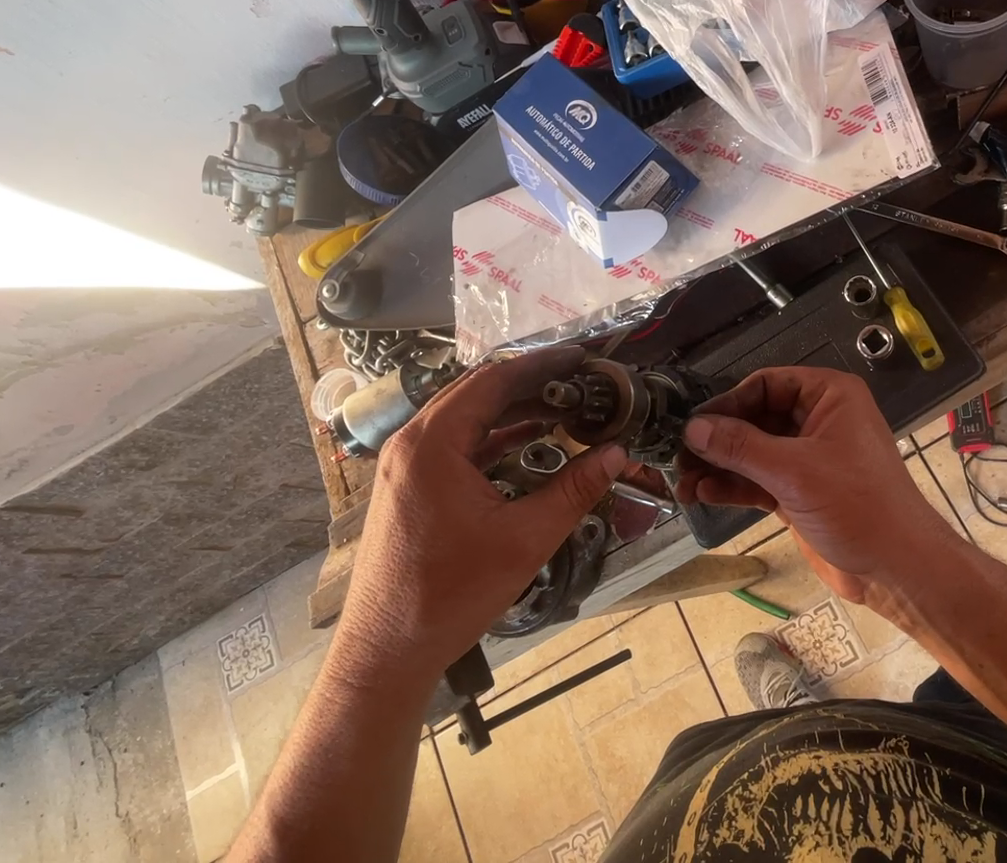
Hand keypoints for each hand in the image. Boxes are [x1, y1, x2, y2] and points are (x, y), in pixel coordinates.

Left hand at [330, 347, 625, 687]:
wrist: (387, 650)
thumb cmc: (453, 592)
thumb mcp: (526, 538)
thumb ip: (575, 489)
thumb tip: (618, 452)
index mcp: (433, 443)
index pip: (493, 381)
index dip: (542, 364)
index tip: (583, 357)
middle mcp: (412, 443)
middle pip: (478, 392)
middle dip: (532, 382)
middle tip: (582, 380)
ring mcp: (407, 466)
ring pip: (468, 418)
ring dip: (515, 409)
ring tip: (567, 405)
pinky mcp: (411, 487)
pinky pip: (459, 444)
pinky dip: (497, 436)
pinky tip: (533, 440)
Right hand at [678, 367, 963, 603]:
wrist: (897, 567)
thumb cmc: (856, 504)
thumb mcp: (794, 470)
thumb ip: (740, 446)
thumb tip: (692, 427)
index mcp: (829, 397)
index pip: (767, 384)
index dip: (729, 403)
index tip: (692, 424)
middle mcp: (819, 420)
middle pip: (756, 418)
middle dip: (718, 439)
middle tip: (677, 458)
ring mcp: (809, 458)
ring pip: (754, 452)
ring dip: (719, 466)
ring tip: (681, 483)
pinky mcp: (801, 492)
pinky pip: (760, 480)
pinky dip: (734, 486)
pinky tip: (703, 494)